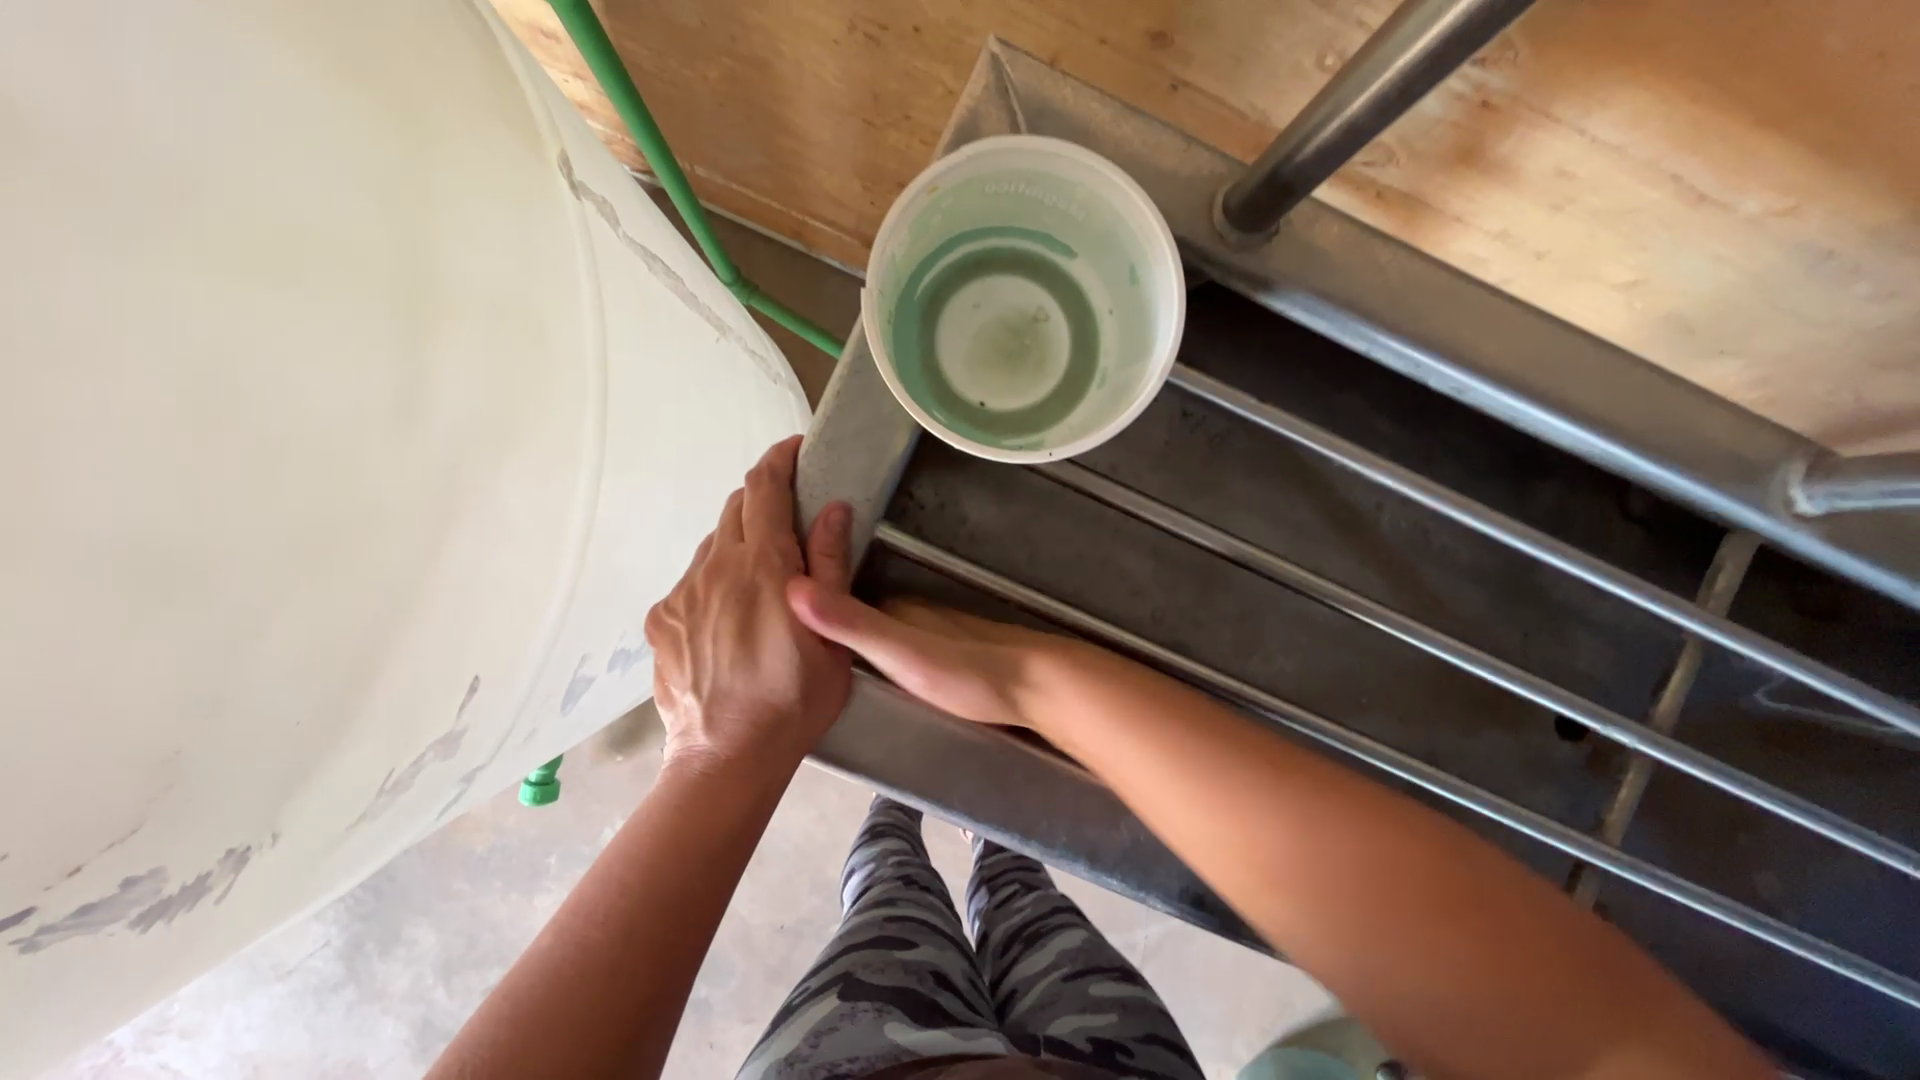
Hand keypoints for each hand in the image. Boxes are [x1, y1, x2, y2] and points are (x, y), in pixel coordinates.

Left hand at [644, 436, 852, 770]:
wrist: (727, 758)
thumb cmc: (795, 699)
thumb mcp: (833, 636)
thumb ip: (830, 566)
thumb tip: (833, 508)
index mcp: (764, 564)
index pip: (765, 486)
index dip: (780, 458)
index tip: (796, 450)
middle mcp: (716, 567)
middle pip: (735, 507)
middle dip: (763, 500)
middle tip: (790, 523)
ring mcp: (681, 593)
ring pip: (712, 546)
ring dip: (739, 544)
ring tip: (761, 581)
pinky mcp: (661, 620)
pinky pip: (691, 583)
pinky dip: (714, 581)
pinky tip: (729, 619)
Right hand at [785, 582, 1073, 731]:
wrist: (1039, 687)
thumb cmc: (968, 671)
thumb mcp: (902, 653)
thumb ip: (852, 625)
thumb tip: (790, 587)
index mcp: (891, 606)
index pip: (832, 594)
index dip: (799, 595)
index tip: (763, 597)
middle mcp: (908, 610)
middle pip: (853, 606)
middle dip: (822, 610)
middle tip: (781, 621)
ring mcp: (931, 628)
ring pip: (877, 620)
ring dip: (849, 625)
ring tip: (814, 641)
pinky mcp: (950, 649)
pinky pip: (901, 637)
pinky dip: (880, 640)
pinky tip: (873, 658)